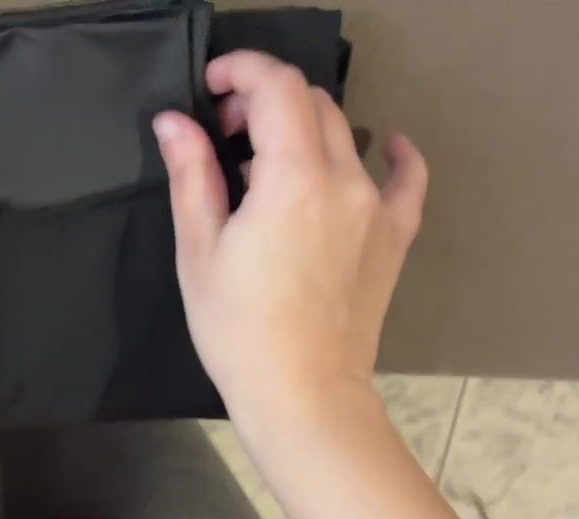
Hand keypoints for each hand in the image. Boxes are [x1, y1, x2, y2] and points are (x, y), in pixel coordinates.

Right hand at [153, 51, 427, 416]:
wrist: (299, 387)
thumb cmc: (234, 327)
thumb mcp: (198, 253)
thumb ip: (192, 178)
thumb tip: (174, 121)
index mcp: (292, 178)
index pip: (277, 89)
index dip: (243, 71)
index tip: (210, 84)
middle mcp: (346, 176)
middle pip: (312, 104)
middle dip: (265, 102)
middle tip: (223, 135)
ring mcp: (379, 202)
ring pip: (348, 133)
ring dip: (305, 128)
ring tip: (268, 162)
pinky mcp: (396, 231)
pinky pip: (405, 173)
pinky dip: (388, 150)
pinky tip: (382, 145)